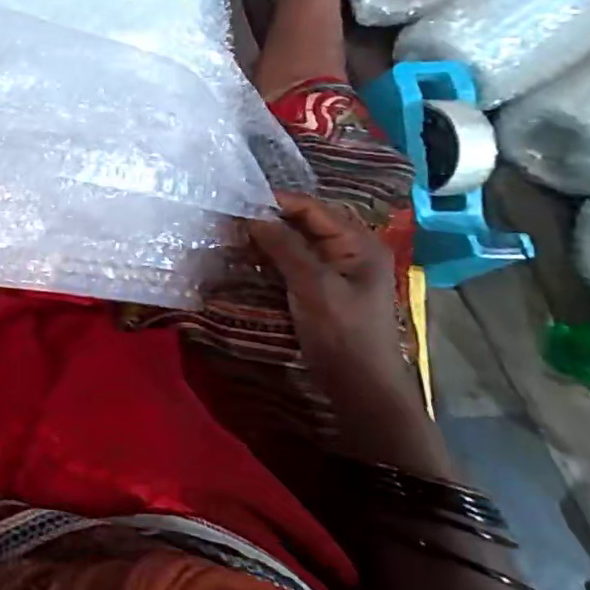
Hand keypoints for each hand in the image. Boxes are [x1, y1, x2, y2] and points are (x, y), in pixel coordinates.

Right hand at [247, 192, 421, 415]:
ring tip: (232, 238)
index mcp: (358, 243)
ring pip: (297, 243)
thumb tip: (252, 217)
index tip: (236, 203)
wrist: (360, 386)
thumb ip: (285, 247)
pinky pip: (294, 263)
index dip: (275, 202)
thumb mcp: (313, 285)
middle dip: (269, 220)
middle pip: (305, 223)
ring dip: (267, 239)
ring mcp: (337, 271)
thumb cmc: (342, 332)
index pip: (312, 208)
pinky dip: (272, 258)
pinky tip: (248, 260)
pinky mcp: (323, 290)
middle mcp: (350, 250)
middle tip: (229, 221)